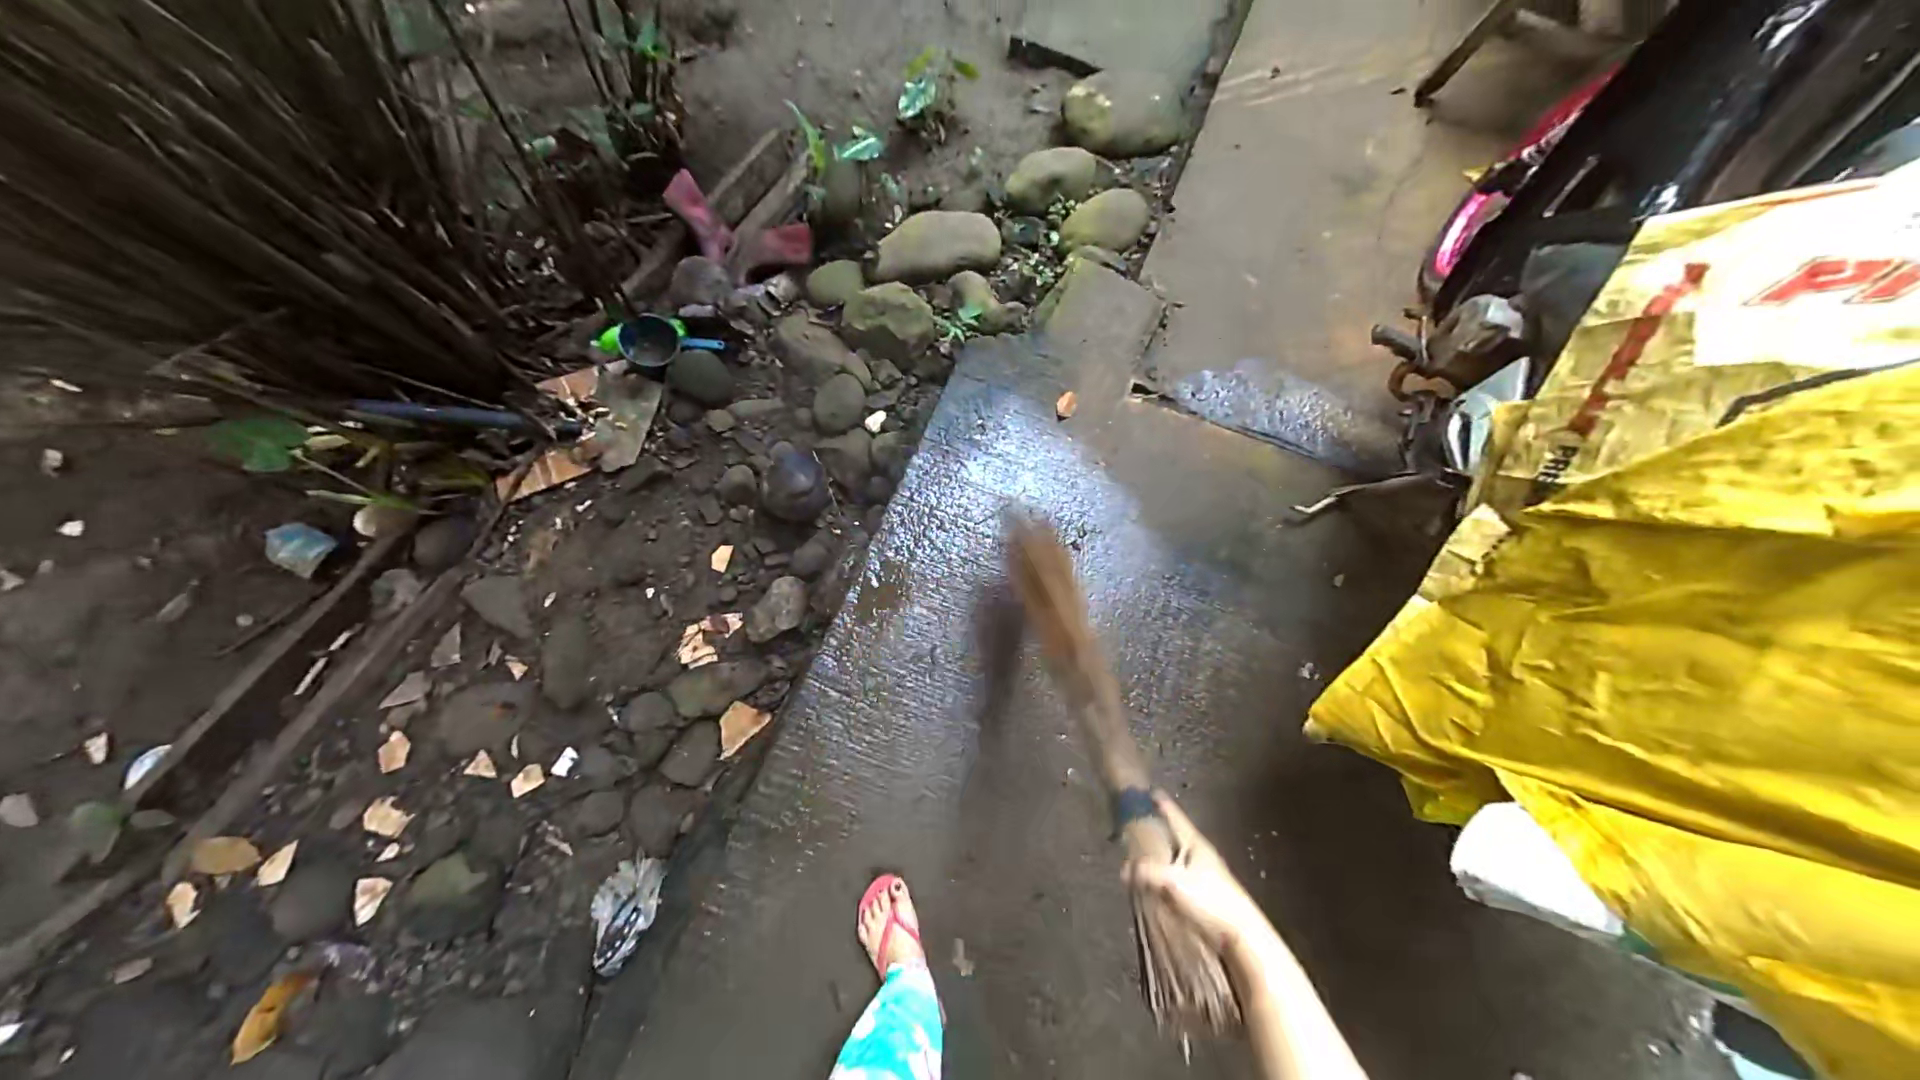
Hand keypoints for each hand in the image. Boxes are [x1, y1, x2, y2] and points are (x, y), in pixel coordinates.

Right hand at [1123, 791, 1282, 967]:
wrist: (1245, 939)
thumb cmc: (1211, 903)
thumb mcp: (1174, 883)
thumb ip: (1147, 873)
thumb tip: (1124, 868)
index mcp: (1196, 844)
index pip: (1176, 817)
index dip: (1162, 804)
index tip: (1150, 791)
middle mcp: (1202, 855)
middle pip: (1176, 835)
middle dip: (1160, 829)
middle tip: (1140, 823)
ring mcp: (1207, 875)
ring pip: (1178, 856)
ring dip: (1163, 853)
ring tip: (1144, 854)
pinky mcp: (1207, 895)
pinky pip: (1180, 875)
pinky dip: (1167, 873)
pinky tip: (1158, 883)